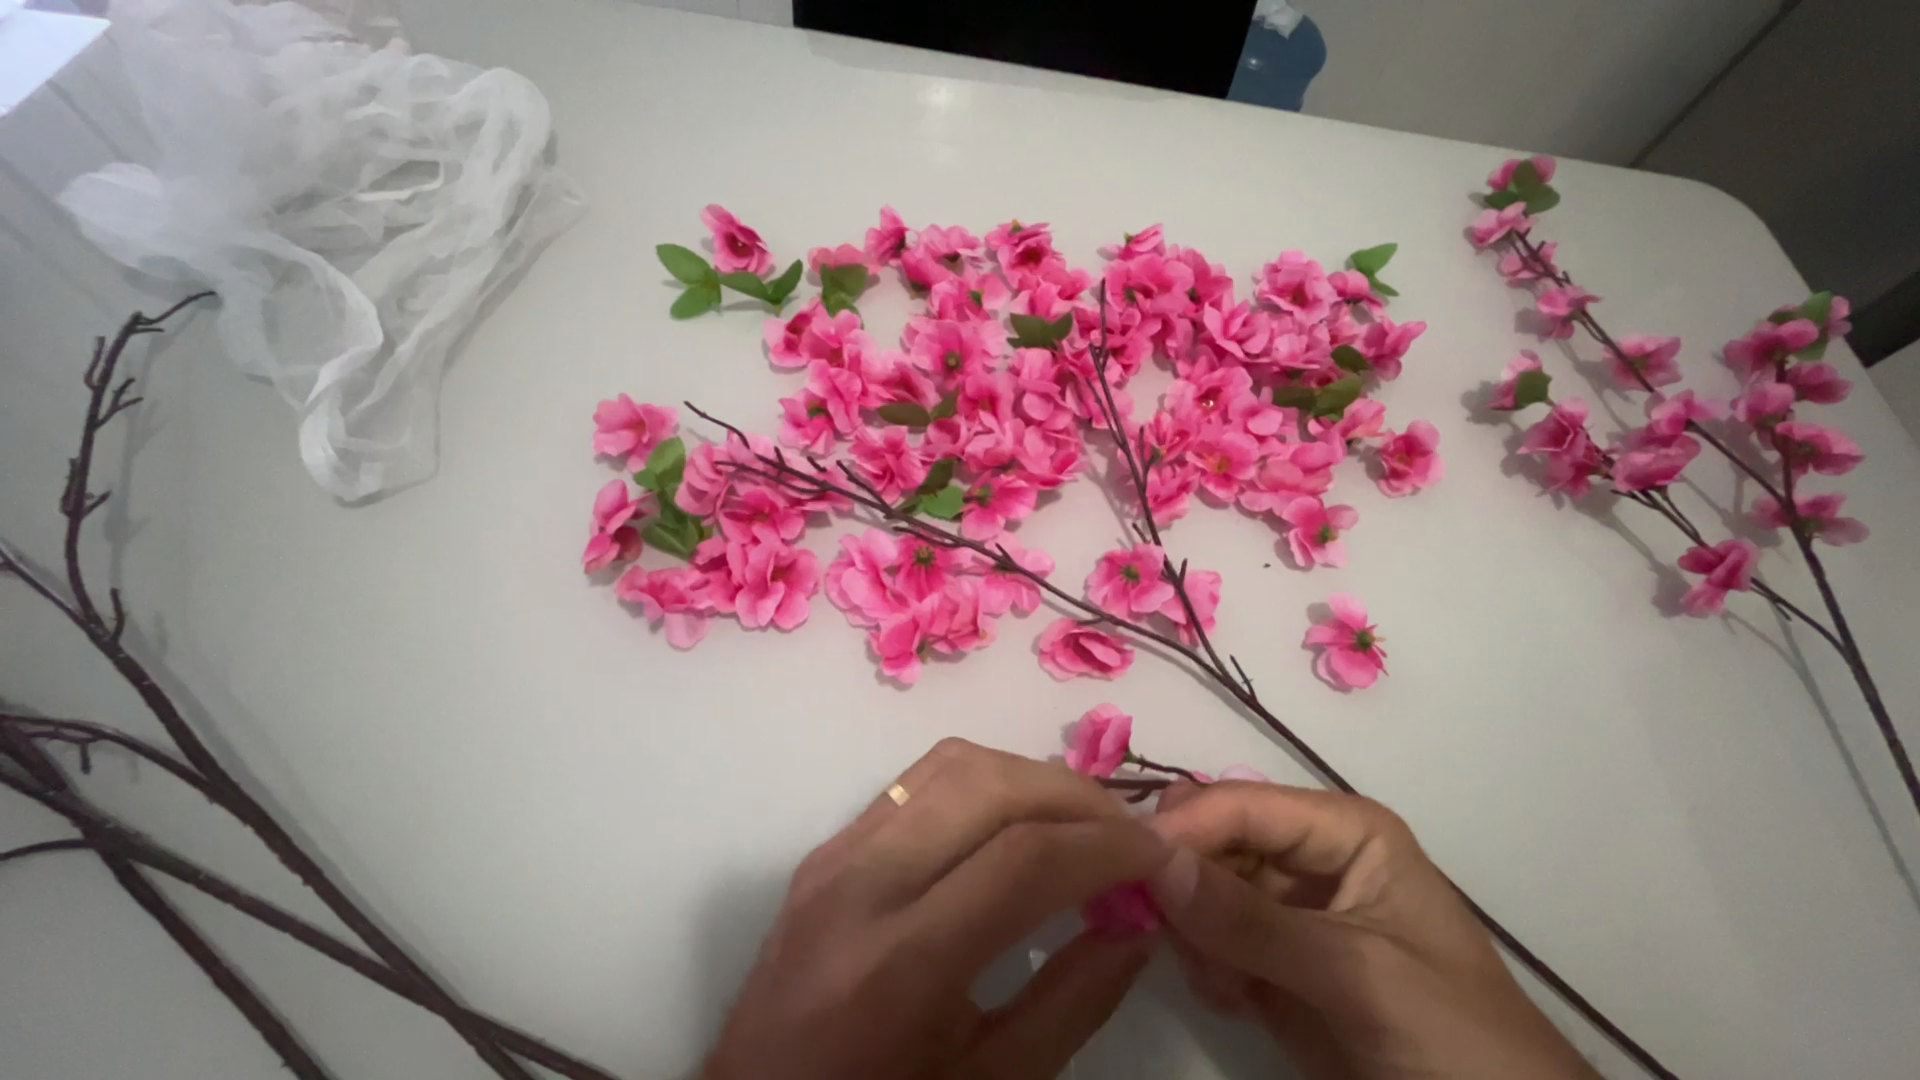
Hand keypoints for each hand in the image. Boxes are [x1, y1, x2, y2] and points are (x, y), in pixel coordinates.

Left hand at [701, 738, 1169, 1079]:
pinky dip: (987, 781)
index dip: (1108, 847)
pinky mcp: (828, 846)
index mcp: (898, 965)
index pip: (1024, 860)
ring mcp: (835, 854)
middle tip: (1131, 834)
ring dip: (1031, 777)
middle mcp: (860, 884)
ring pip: (953, 764)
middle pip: (989, 786)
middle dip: (1077, 797)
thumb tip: (1140, 922)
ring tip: (1084, 821)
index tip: (1162, 858)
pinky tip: (1020, 819)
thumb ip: (1073, 1001)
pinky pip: (920, 781)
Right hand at [1148, 781, 1601, 1079]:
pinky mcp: (1269, 960)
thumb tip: (1152, 862)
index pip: (1240, 804)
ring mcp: (1284, 910)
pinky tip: (1232, 999)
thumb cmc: (1454, 1039)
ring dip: (1192, 932)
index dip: (1184, 827)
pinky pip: (1205, 939)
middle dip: (1182, 881)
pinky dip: (1203, 965)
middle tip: (1160, 928)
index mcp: (1342, 830)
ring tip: (1222, 983)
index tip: (1127, 864)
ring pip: (1197, 889)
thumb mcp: (1356, 974)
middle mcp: (1306, 856)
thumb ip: (1251, 921)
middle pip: (1210, 839)